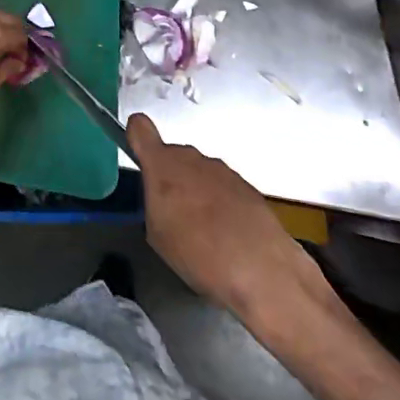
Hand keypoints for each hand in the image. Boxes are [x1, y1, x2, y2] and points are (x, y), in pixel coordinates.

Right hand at [128, 113, 320, 314]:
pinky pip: (223, 188)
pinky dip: (221, 205)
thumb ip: (153, 203)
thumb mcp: (156, 235)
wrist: (263, 271)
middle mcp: (193, 159)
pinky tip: (226, 236)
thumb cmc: (200, 254)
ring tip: (203, 233)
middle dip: (170, 179)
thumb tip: (161, 198)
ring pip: (199, 173)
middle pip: (173, 156)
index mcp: (163, 166)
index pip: (140, 128)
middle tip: (172, 214)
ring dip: (196, 193)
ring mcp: (223, 171)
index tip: (137, 151)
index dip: (135, 136)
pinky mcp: (247, 186)